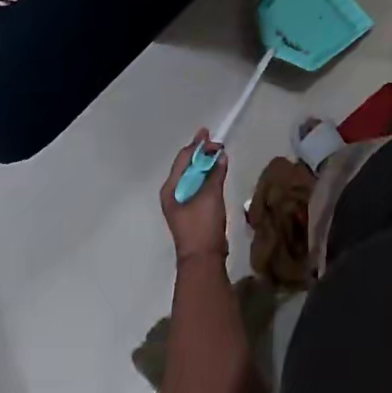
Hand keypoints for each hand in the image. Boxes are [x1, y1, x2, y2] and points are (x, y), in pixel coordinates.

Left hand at [160, 129, 229, 263]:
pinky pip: (197, 187)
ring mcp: (180, 203)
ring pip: (192, 177)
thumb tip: (220, 156)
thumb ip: (215, 173)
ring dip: (204, 165)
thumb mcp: (211, 196)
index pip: (183, 159)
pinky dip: (206, 178)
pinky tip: (216, 174)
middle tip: (215, 143)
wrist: (203, 259)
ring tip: (216, 154)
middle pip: (186, 166)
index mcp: (171, 188)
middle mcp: (172, 193)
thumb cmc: (202, 225)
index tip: (208, 134)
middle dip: (200, 153)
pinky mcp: (190, 211)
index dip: (196, 145)